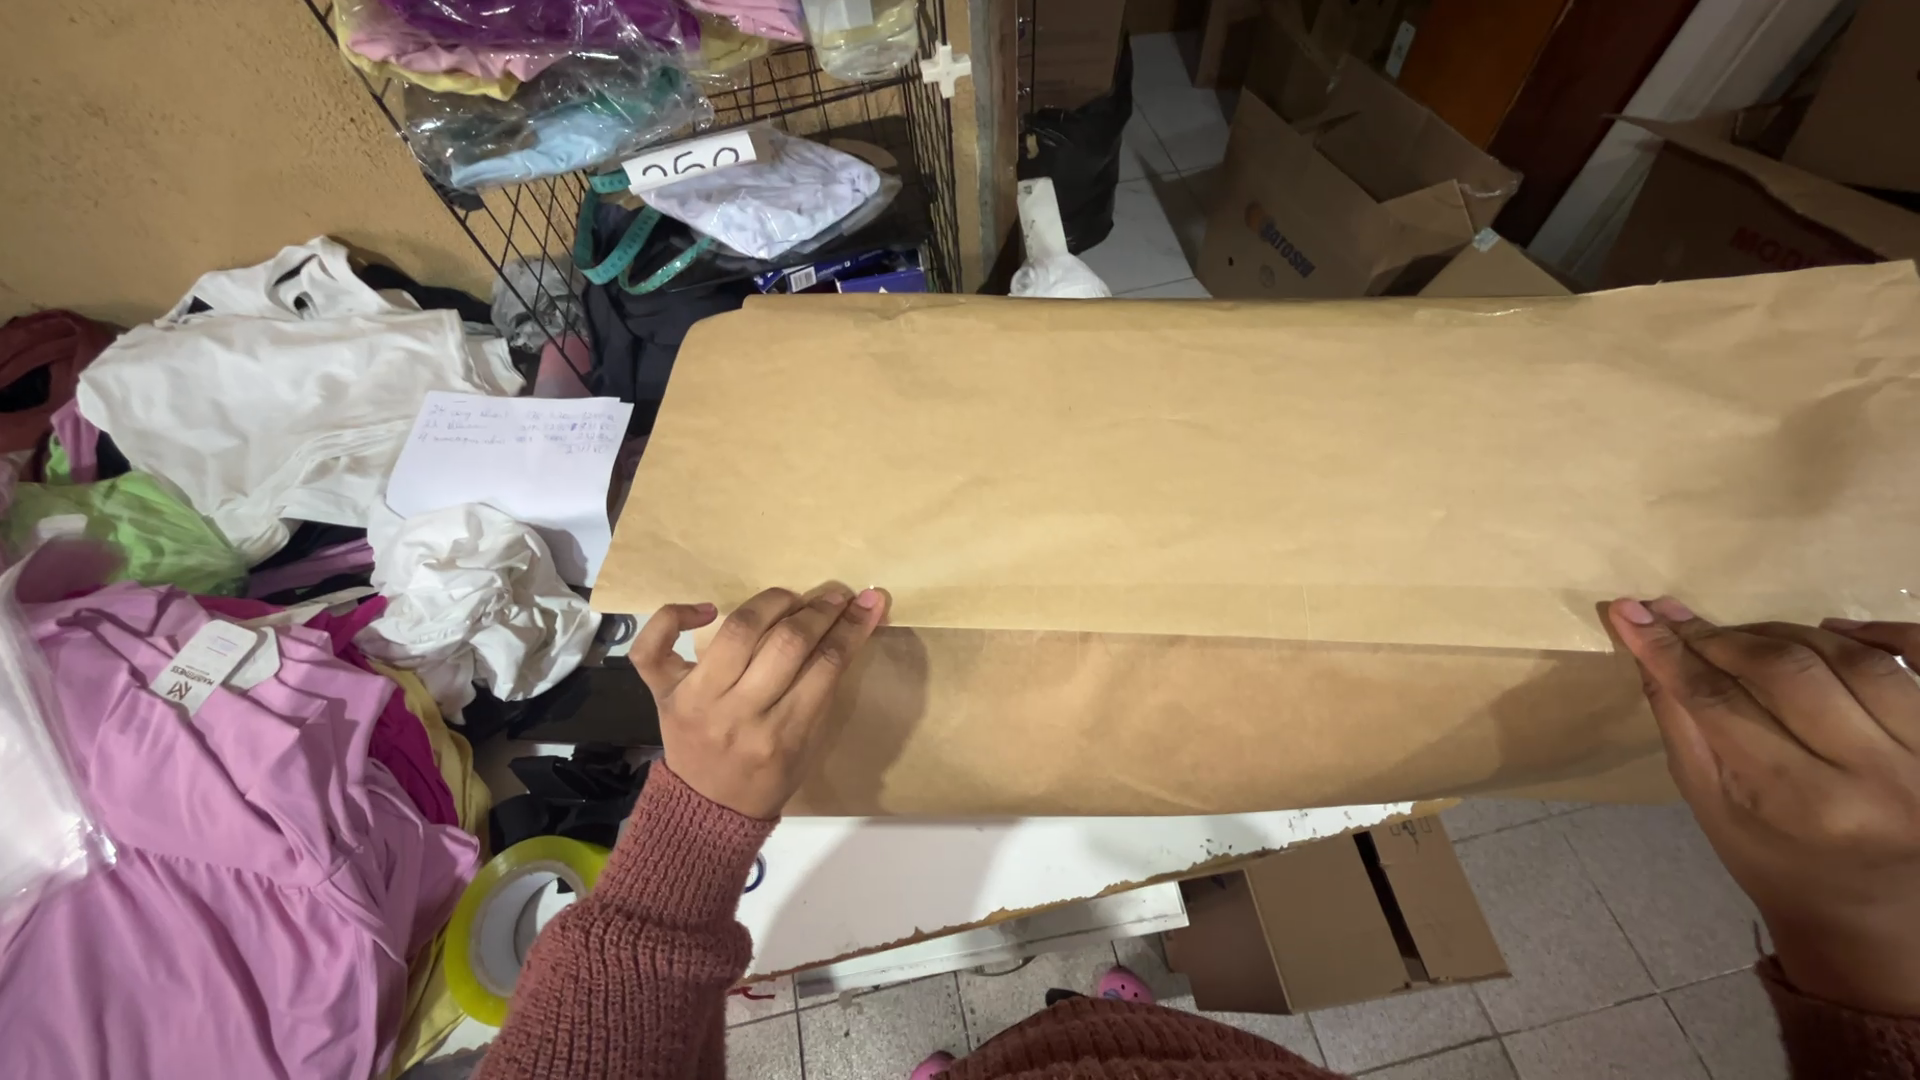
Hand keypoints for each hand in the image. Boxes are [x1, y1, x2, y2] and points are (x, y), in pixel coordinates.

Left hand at [633, 585, 887, 819]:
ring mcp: (694, 701)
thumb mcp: (809, 744)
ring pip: (737, 631)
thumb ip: (823, 691)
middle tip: (836, 598)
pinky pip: (652, 647)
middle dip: (820, 611)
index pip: (826, 665)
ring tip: (792, 598)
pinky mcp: (663, 693)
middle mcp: (738, 715)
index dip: (852, 627)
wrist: (707, 810)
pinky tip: (706, 609)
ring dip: (773, 602)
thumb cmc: (768, 776)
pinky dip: (674, 616)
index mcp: (782, 735)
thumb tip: (848, 628)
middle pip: (787, 643)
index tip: (868, 603)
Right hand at [1609, 597, 1919, 1015]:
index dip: (1666, 650)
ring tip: (1744, 637)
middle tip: (1679, 621)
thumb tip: (1644, 647)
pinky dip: (1887, 634)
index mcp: (1804, 802)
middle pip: (1789, 672)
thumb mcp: (1706, 799)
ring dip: (1785, 634)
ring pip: (1856, 659)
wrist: (1877, 914)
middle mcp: (1884, 778)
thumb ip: (1680, 721)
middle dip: (1721, 637)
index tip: (1629, 611)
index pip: (1717, 700)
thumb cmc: (1773, 860)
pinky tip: (1837, 629)